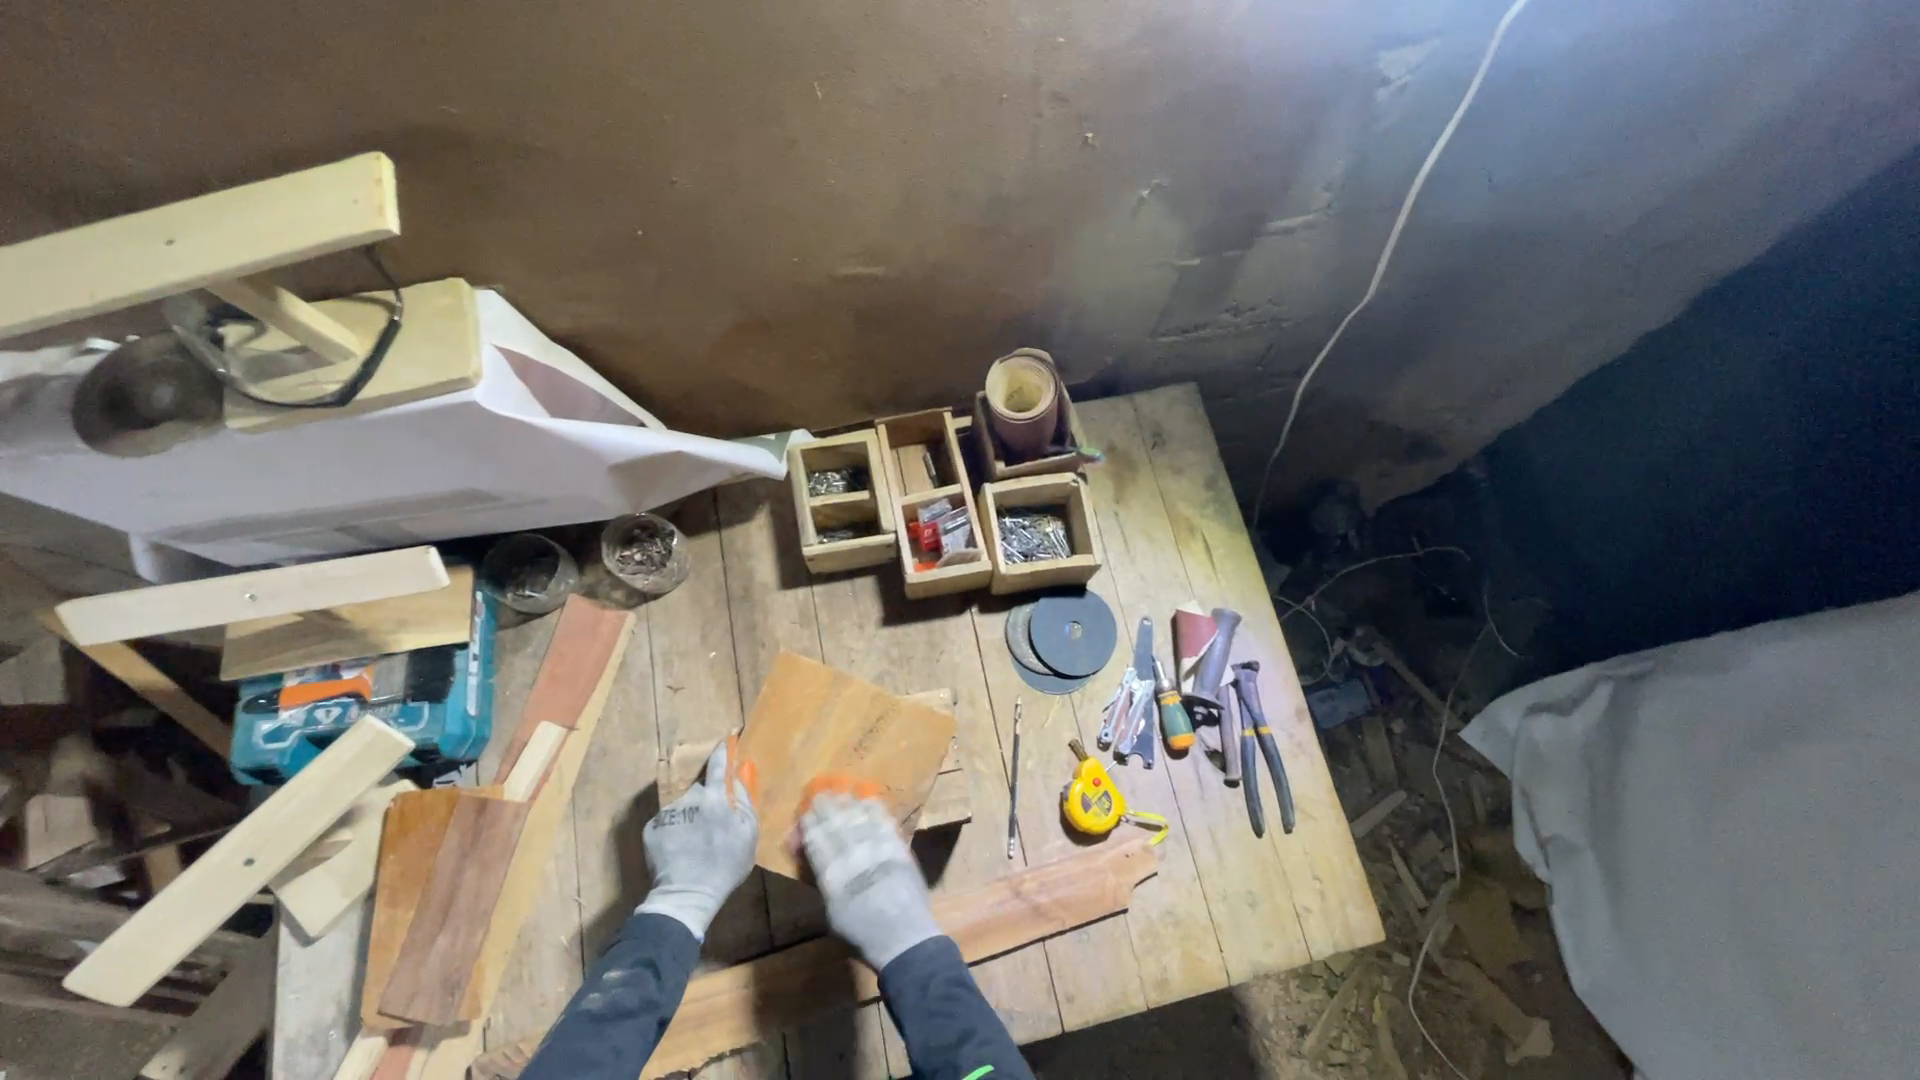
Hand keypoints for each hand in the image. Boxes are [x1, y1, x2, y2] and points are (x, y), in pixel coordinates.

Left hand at [636, 738, 757, 939]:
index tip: (726, 741)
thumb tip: (736, 780)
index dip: (722, 752)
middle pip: (700, 790)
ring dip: (690, 816)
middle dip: (707, 799)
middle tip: (712, 823)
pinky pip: (667, 822)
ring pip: (683, 806)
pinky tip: (679, 849)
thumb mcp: (748, 834)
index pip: (718, 765)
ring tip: (695, 842)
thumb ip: (745, 802)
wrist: (687, 894)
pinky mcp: (651, 828)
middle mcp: (689, 798)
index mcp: (715, 798)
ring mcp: (667, 812)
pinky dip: (674, 830)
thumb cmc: (725, 866)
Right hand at [800, 792, 941, 970]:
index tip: (806, 814)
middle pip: (836, 825)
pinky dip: (875, 810)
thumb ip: (825, 883)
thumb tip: (817, 860)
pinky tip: (869, 800)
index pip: (817, 842)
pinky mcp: (898, 849)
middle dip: (827, 808)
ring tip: (842, 794)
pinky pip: (884, 822)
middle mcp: (852, 860)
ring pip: (859, 819)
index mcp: (832, 878)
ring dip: (849, 804)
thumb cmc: (863, 934)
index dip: (810, 826)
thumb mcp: (833, 913)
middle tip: (821, 795)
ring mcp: (877, 852)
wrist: (904, 939)